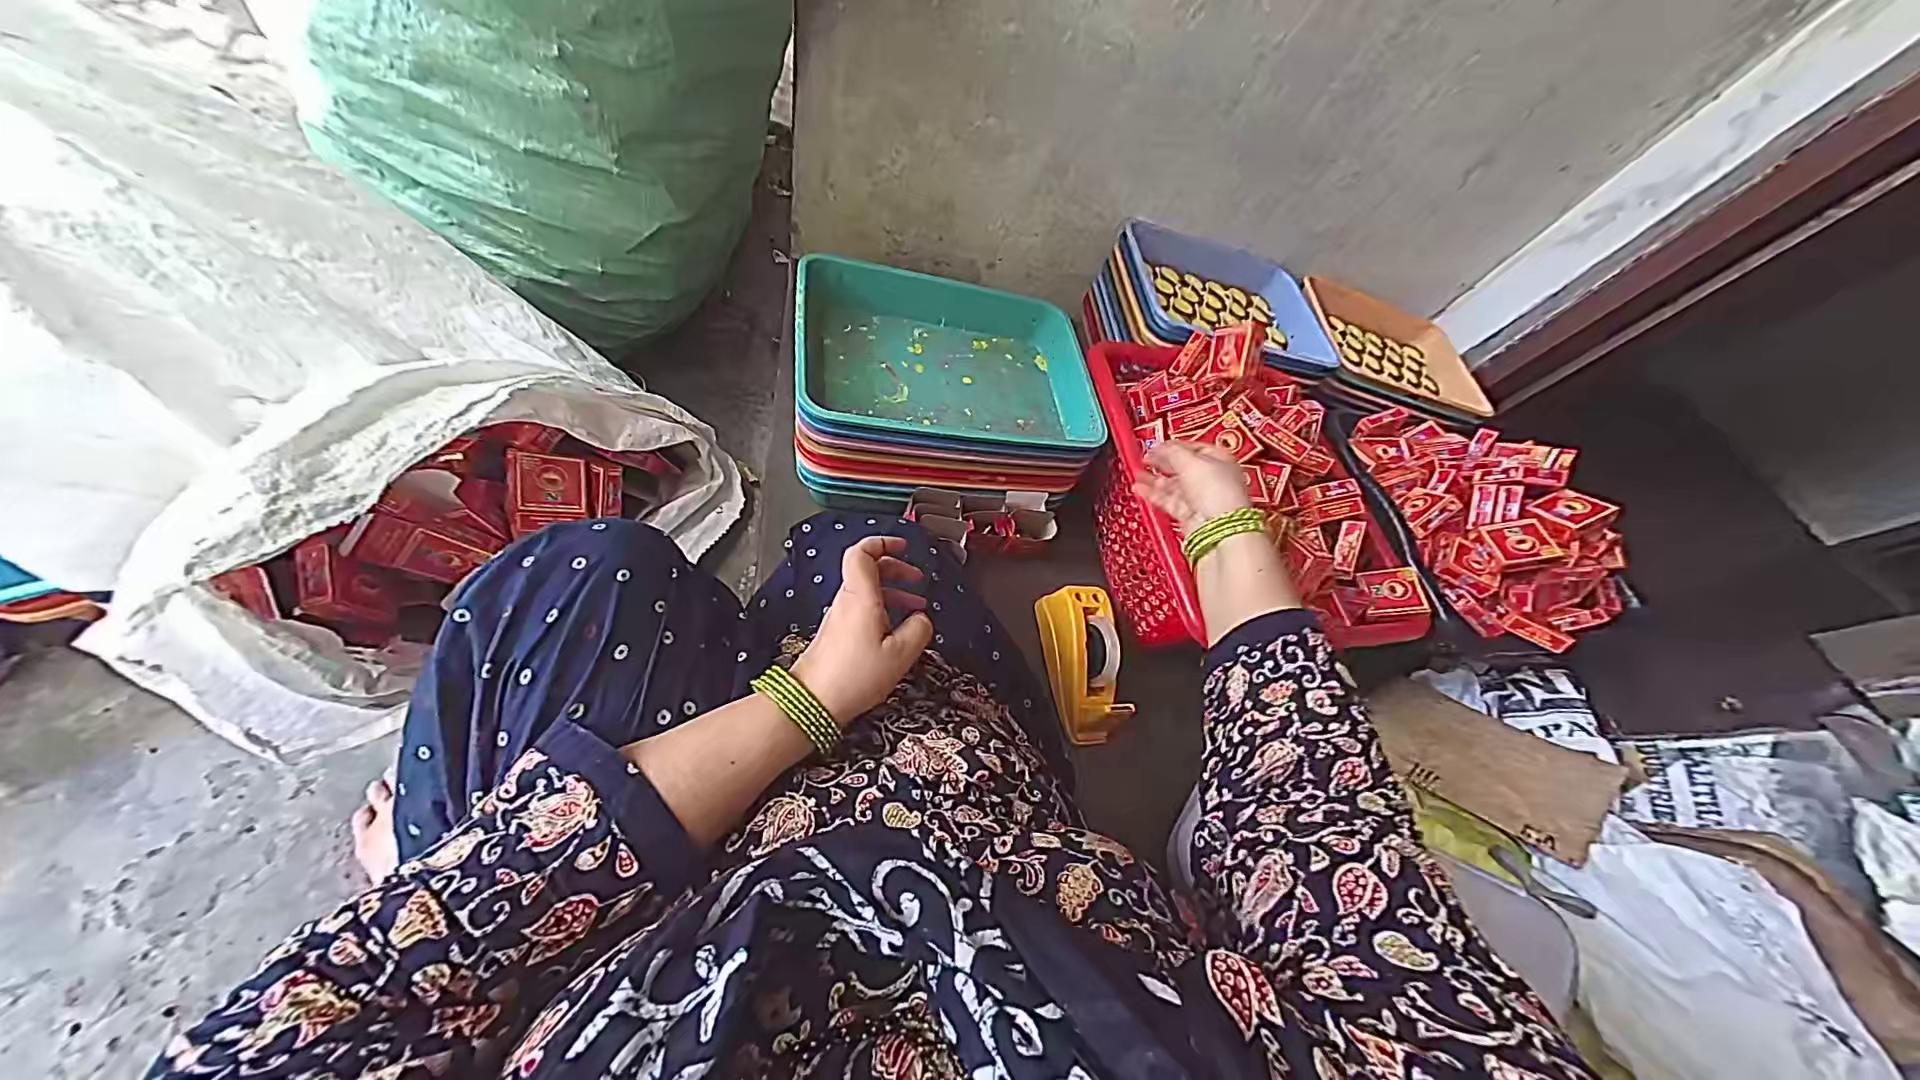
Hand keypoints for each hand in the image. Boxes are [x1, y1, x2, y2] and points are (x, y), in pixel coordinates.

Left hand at [790, 536, 933, 724]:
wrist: (813, 701)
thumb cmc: (852, 677)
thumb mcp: (900, 654)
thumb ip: (919, 630)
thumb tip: (923, 619)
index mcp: (861, 597)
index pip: (863, 552)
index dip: (883, 542)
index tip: (902, 546)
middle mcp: (847, 601)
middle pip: (867, 568)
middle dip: (895, 568)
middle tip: (915, 577)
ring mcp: (839, 617)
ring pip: (866, 590)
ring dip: (892, 591)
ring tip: (915, 605)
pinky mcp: (837, 633)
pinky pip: (861, 609)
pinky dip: (883, 609)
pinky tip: (896, 628)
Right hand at [1134, 440, 1255, 532]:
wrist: (1217, 528)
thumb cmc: (1219, 495)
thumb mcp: (1192, 462)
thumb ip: (1173, 452)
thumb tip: (1160, 446)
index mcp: (1220, 460)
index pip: (1193, 448)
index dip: (1173, 446)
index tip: (1156, 445)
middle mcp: (1210, 479)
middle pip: (1181, 467)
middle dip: (1162, 463)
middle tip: (1146, 458)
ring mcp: (1198, 498)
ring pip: (1172, 485)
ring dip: (1153, 479)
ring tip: (1137, 473)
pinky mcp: (1187, 514)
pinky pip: (1167, 501)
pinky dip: (1152, 494)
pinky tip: (1140, 488)